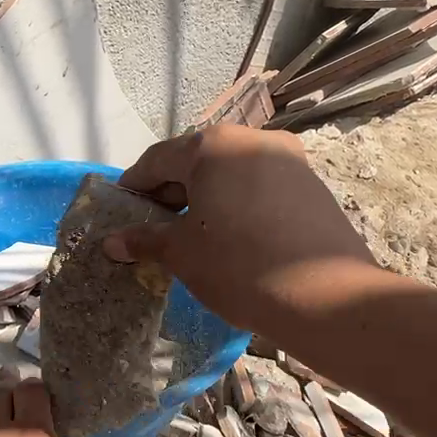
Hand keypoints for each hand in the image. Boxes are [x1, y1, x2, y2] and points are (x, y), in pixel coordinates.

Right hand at [102, 125, 380, 331]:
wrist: (323, 296)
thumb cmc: (237, 264)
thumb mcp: (180, 253)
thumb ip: (144, 239)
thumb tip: (112, 242)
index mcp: (213, 146)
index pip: (157, 159)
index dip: (133, 185)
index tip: (121, 209)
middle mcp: (253, 140)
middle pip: (196, 161)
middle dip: (171, 192)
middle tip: (153, 226)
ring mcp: (290, 160)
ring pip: (231, 174)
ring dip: (205, 199)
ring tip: (191, 235)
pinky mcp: (312, 186)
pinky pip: (260, 188)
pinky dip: (237, 205)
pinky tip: (231, 238)